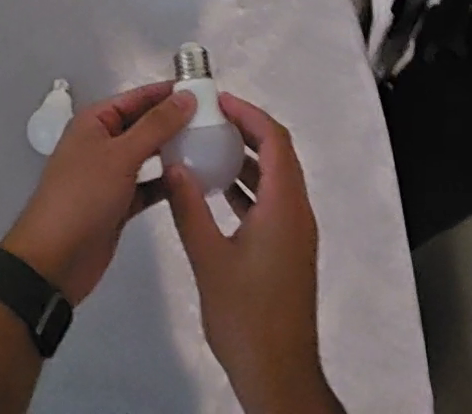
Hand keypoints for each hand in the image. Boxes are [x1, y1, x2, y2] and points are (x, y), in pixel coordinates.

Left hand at [1, 81, 195, 305]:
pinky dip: (169, 182)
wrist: (53, 261)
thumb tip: (187, 96)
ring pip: (149, 155)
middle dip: (176, 121)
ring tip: (212, 145)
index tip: (205, 90)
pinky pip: (150, 185)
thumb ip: (156, 125)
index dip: (168, 92)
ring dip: (175, 151)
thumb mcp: (121, 155)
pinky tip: (196, 181)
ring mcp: (111, 174)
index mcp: (95, 122)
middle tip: (215, 120)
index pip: (137, 97)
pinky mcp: (120, 203)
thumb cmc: (83, 197)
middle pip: (145, 124)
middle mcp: (103, 143)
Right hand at [165, 95, 342, 413]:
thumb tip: (174, 166)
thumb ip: (189, 209)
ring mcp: (297, 232)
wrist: (278, 370)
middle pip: (280, 155)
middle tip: (213, 118)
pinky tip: (218, 191)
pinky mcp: (290, 249)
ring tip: (211, 147)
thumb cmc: (245, 314)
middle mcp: (298, 212)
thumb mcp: (208, 259)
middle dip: (249, 131)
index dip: (250, 115)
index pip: (275, 141)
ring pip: (277, 179)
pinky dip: (249, 187)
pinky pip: (273, 202)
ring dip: (248, 159)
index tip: (221, 101)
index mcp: (284, 206)